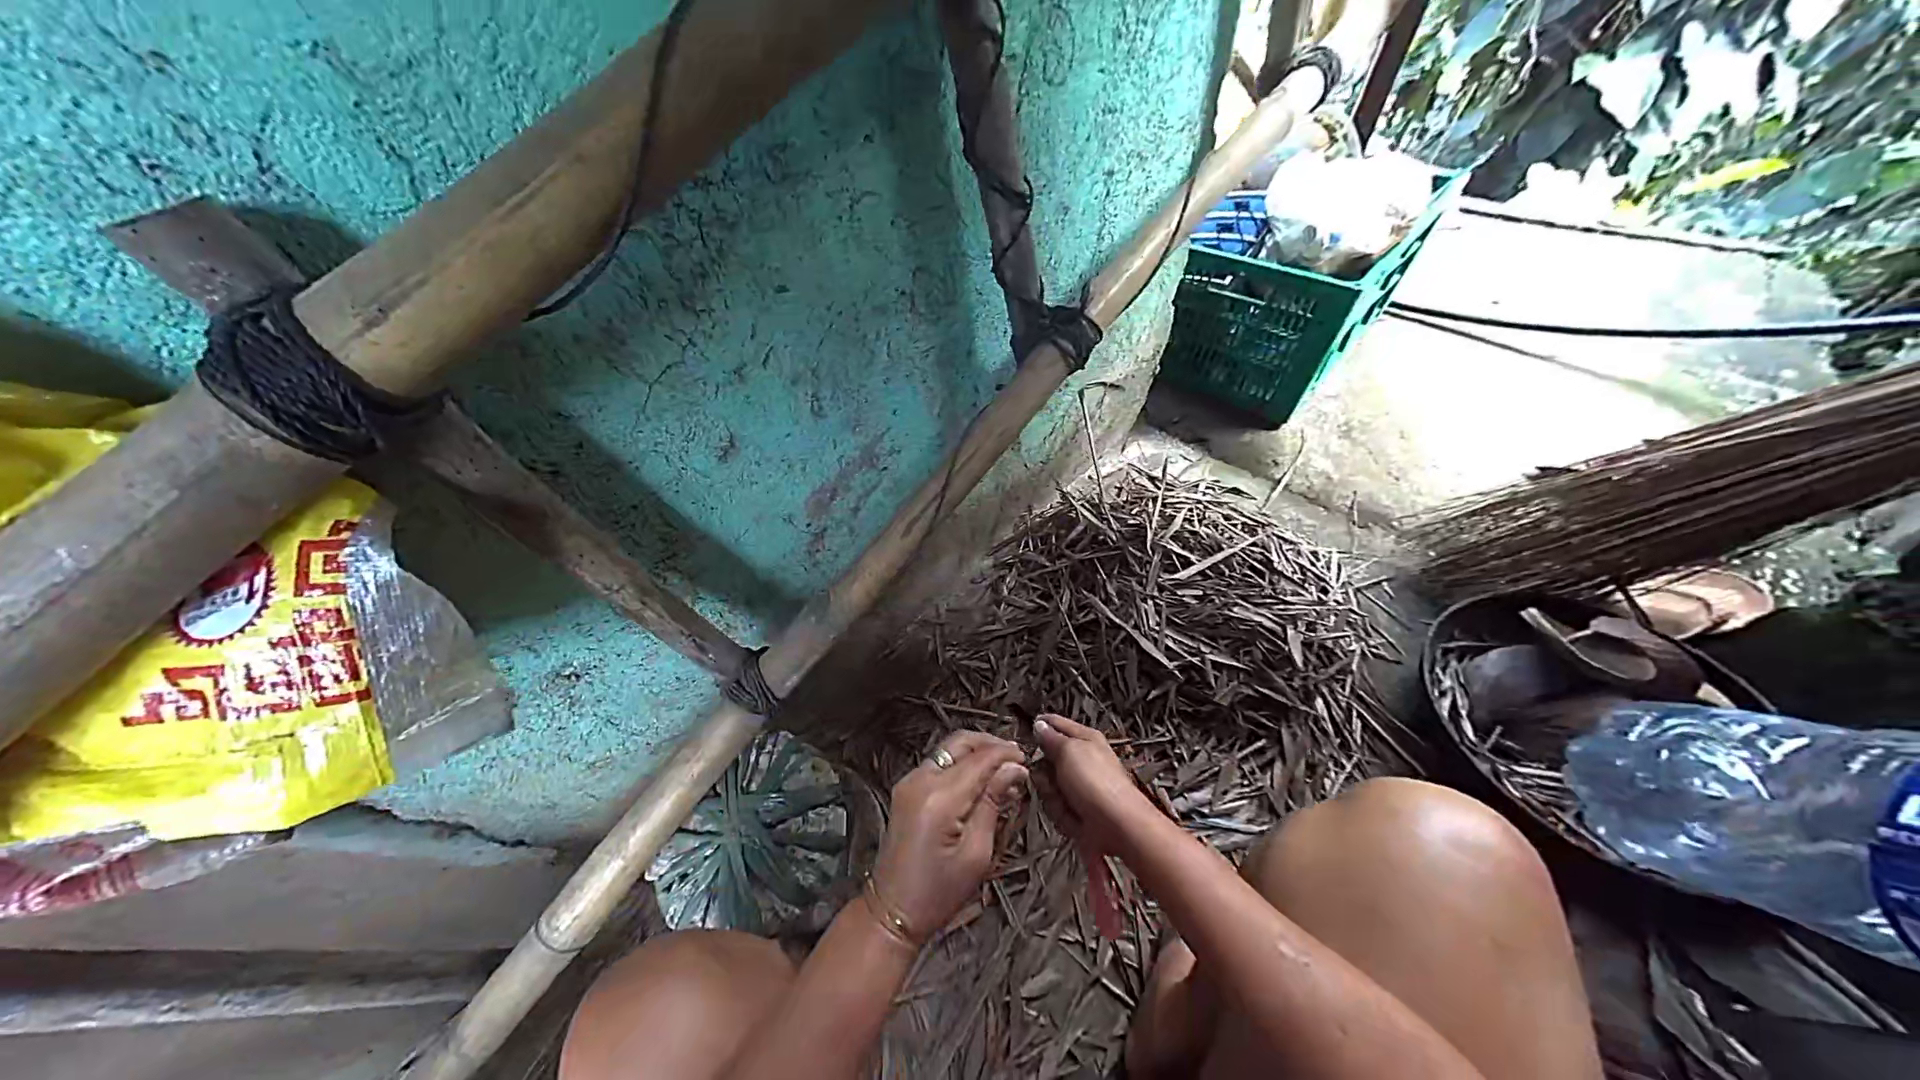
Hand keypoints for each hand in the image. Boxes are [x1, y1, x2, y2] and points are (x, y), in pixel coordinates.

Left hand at [869, 730, 1026, 944]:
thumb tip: (1013, 770)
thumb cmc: (937, 893)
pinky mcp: (906, 789)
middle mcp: (921, 781)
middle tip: (1016, 758)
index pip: (980, 759)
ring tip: (1001, 770)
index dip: (1007, 755)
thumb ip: (993, 804)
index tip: (1027, 761)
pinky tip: (978, 780)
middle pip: (961, 742)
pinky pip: (939, 763)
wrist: (892, 911)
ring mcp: (910, 782)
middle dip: (992, 745)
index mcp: (940, 797)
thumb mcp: (976, 854)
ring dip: (977, 752)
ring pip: (949, 749)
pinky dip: (961, 764)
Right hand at [1032, 713, 1154, 856]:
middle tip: (1050, 776)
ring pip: (1047, 786)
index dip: (1041, 727)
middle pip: (1046, 760)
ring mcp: (1079, 788)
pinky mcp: (1077, 811)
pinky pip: (1055, 807)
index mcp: (1085, 739)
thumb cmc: (1097, 783)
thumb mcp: (1069, 751)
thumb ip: (1051, 737)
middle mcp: (1082, 762)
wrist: (1116, 827)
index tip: (1028, 734)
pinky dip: (1060, 813)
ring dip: (1052, 795)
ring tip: (1066, 801)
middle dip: (1043, 771)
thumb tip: (1039, 725)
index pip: (1056, 724)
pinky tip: (1071, 816)